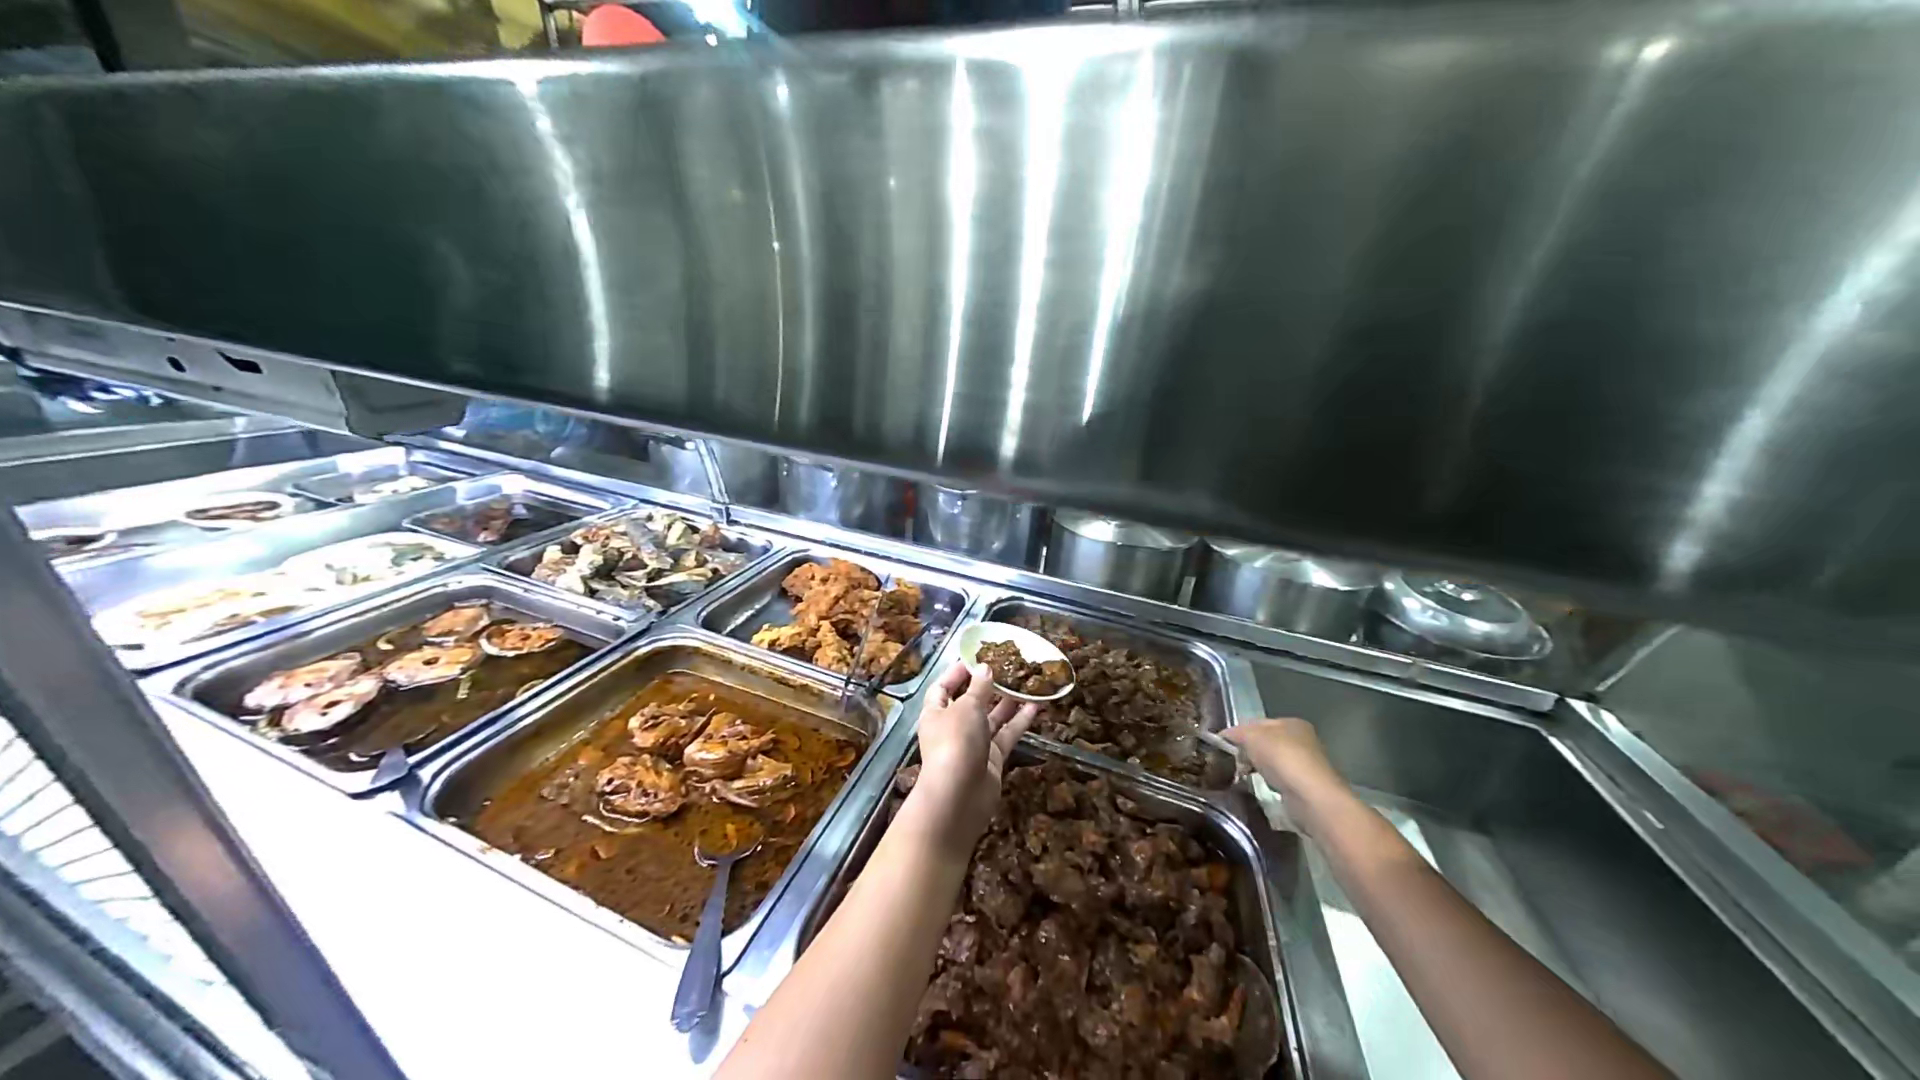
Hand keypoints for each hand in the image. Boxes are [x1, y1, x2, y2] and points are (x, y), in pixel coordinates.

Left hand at [907, 662, 1037, 855]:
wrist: (960, 795)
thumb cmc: (955, 741)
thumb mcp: (967, 707)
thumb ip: (978, 688)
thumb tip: (985, 668)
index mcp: (935, 713)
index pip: (942, 688)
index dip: (957, 673)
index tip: (976, 658)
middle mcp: (952, 727)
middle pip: (970, 703)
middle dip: (988, 687)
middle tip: (1009, 668)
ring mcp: (972, 745)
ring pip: (991, 719)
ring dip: (1008, 702)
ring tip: (1027, 683)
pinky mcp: (991, 759)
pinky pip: (1006, 735)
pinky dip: (1019, 722)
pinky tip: (1035, 706)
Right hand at [1223, 718, 1352, 833]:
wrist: (1310, 796)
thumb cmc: (1281, 757)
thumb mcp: (1251, 737)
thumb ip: (1236, 733)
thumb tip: (1224, 736)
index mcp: (1292, 722)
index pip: (1258, 723)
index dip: (1239, 732)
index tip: (1223, 744)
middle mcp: (1302, 740)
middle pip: (1266, 742)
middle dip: (1248, 751)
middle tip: (1232, 761)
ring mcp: (1306, 763)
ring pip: (1272, 761)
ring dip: (1257, 767)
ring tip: (1242, 775)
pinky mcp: (1305, 786)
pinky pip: (1279, 779)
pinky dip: (1268, 781)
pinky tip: (1261, 786)